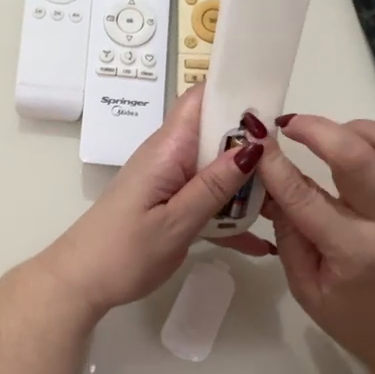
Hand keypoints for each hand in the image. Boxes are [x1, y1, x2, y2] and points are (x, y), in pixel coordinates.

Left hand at [34, 86, 274, 314]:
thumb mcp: (176, 221)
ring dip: (248, 183)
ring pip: (219, 167)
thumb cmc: (123, 250)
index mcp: (169, 148)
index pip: (202, 99)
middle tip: (292, 164)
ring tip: (287, 201)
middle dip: (255, 143)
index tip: (276, 102)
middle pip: (219, 133)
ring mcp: (172, 180)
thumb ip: (215, 185)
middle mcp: (172, 156)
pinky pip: (209, 199)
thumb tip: (253, 144)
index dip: (237, 91)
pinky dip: (231, 216)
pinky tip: (260, 242)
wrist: (82, 282)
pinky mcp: (173, 204)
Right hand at [256, 115, 374, 373]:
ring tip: (327, 134)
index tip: (254, 142)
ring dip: (354, 130)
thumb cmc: (357, 321)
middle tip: (287, 124)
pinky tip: (363, 143)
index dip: (276, 166)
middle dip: (316, 130)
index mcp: (357, 254)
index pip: (307, 197)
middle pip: (357, 158)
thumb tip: (269, 184)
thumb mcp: (307, 289)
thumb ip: (288, 235)